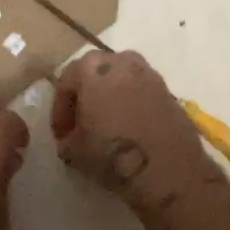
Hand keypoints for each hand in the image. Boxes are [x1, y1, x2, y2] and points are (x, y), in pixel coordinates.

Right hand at [51, 50, 208, 204]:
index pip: (66, 82)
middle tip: (83, 125)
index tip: (61, 135)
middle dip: (86, 97)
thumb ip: (67, 139)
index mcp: (91, 67)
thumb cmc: (113, 153)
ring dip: (110, 97)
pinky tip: (131, 129)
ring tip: (108, 125)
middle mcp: (120, 60)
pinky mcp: (169, 90)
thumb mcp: (74, 152)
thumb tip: (70, 140)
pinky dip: (132, 104)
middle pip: (95, 73)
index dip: (60, 110)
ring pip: (120, 79)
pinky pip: (141, 91)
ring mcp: (148, 73)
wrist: (168, 169)